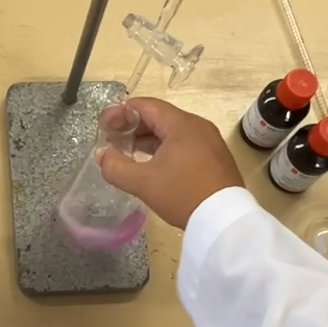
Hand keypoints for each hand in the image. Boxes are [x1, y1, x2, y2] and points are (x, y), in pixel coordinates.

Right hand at [95, 97, 243, 227]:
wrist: (224, 220)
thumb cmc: (182, 194)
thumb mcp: (143, 183)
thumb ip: (116, 167)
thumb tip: (102, 155)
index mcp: (181, 124)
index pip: (145, 106)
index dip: (121, 112)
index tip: (104, 126)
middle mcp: (198, 126)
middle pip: (159, 117)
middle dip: (133, 127)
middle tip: (113, 140)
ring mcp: (209, 142)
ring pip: (172, 133)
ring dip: (148, 140)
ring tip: (128, 153)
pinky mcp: (215, 159)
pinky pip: (185, 145)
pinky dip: (165, 149)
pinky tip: (153, 166)